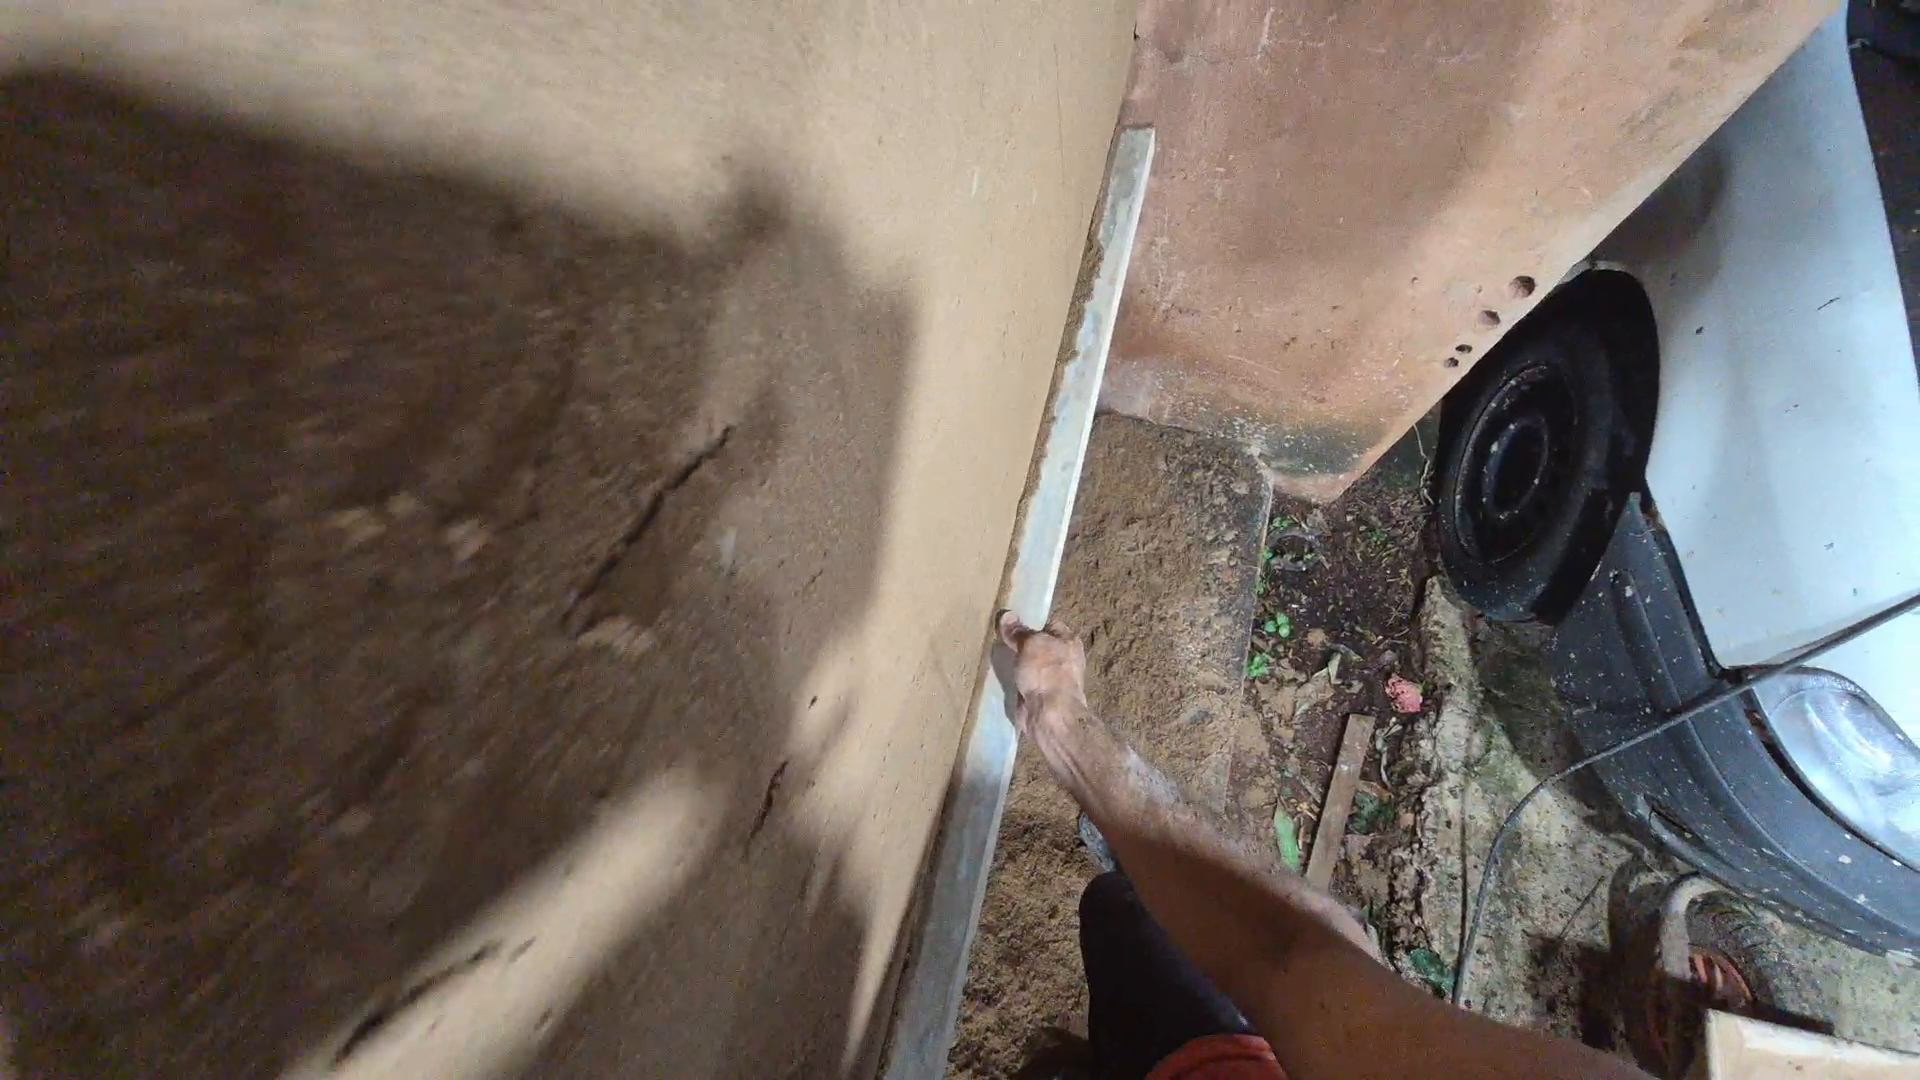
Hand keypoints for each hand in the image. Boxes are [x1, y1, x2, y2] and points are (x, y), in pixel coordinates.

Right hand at [995, 611, 1090, 735]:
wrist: (1049, 714)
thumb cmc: (1045, 672)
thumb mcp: (1029, 644)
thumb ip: (1018, 631)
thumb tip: (1006, 614)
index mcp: (1068, 641)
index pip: (1048, 625)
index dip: (1030, 624)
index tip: (1010, 626)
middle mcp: (1064, 659)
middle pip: (1038, 645)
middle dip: (1021, 644)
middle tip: (1000, 640)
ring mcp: (1053, 679)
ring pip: (1030, 664)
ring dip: (1017, 664)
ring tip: (997, 656)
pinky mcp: (1041, 695)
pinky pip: (1025, 681)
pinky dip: (1015, 680)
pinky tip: (1002, 676)